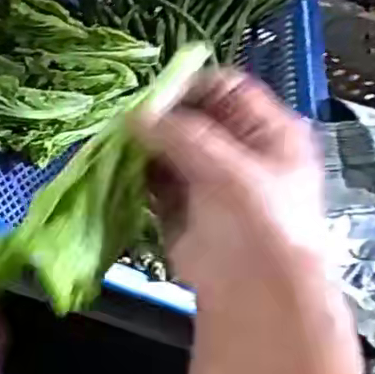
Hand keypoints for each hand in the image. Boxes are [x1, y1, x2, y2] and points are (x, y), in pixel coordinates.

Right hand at [130, 71, 328, 299]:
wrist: (252, 284)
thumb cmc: (260, 225)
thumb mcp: (229, 172)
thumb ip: (182, 138)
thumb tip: (135, 114)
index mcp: (267, 132)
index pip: (224, 89)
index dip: (185, 88)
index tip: (145, 100)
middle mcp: (235, 148)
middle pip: (187, 117)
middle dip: (151, 118)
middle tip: (116, 125)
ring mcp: (204, 175)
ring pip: (162, 146)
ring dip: (135, 145)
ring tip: (107, 147)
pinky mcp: (176, 201)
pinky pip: (147, 176)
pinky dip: (129, 171)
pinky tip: (109, 169)